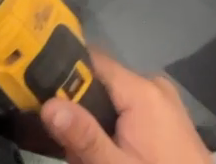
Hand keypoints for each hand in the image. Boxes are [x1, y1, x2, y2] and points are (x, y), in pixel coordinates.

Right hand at [39, 51, 211, 163]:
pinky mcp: (170, 121)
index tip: (45, 101)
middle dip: (81, 113)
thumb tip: (47, 105)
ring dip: (97, 127)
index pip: (89, 61)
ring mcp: (165, 104)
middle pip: (100, 83)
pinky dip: (116, 131)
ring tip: (91, 159)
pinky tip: (113, 157)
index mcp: (142, 90)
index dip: (63, 77)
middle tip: (73, 149)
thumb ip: (84, 137)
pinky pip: (131, 113)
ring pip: (113, 101)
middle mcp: (154, 87)